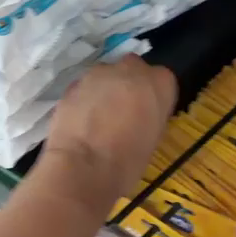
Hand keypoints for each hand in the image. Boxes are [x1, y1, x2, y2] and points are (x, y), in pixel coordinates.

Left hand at [44, 56, 177, 205]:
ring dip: (104, 93)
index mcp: (160, 83)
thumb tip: (139, 117)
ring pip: (105, 77)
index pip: (162, 82)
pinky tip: (81, 125)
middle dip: (128, 87)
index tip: (147, 116)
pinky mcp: (73, 84)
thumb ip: (149, 117)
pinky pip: (84, 90)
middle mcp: (131, 69)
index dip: (153, 99)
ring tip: (97, 122)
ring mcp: (98, 73)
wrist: (84, 168)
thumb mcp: (152, 141)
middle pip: (132, 70)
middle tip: (122, 115)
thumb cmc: (127, 163)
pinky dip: (84, 102)